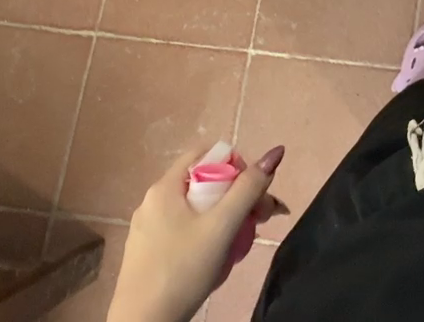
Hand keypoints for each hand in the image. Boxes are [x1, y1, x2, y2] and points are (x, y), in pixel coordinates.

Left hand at [106, 145, 286, 321]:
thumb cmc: (182, 271)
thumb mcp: (222, 227)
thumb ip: (249, 188)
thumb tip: (276, 151)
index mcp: (165, 187)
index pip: (207, 153)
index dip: (235, 166)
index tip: (252, 193)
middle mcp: (153, 201)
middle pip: (204, 182)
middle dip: (236, 195)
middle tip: (260, 219)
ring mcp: (147, 229)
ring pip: (196, 208)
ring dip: (224, 216)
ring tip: (242, 241)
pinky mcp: (147, 253)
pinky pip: (184, 229)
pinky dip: (205, 234)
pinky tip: (216, 257)